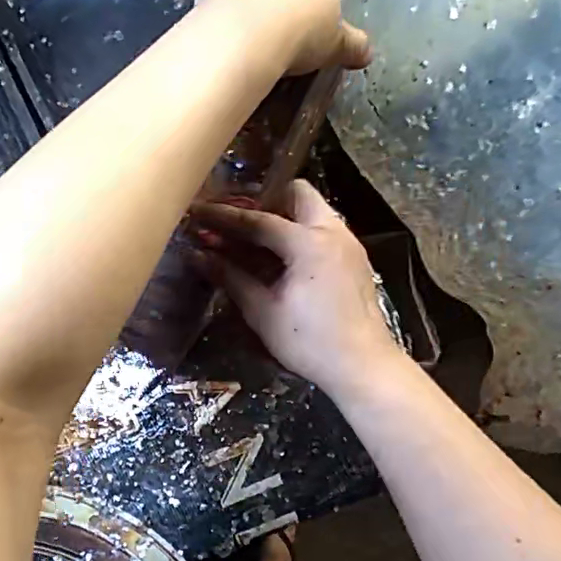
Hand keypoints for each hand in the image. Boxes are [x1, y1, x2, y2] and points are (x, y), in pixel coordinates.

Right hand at [191, 181, 397, 391]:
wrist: (362, 366)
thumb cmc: (309, 342)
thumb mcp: (262, 312)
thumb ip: (231, 278)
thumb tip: (199, 256)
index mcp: (309, 243)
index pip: (258, 220)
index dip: (224, 217)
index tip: (198, 212)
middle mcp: (333, 232)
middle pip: (295, 194)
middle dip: (262, 202)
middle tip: (236, 223)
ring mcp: (348, 243)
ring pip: (312, 210)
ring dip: (281, 217)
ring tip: (252, 240)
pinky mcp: (353, 259)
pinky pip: (322, 230)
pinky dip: (297, 233)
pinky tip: (278, 259)